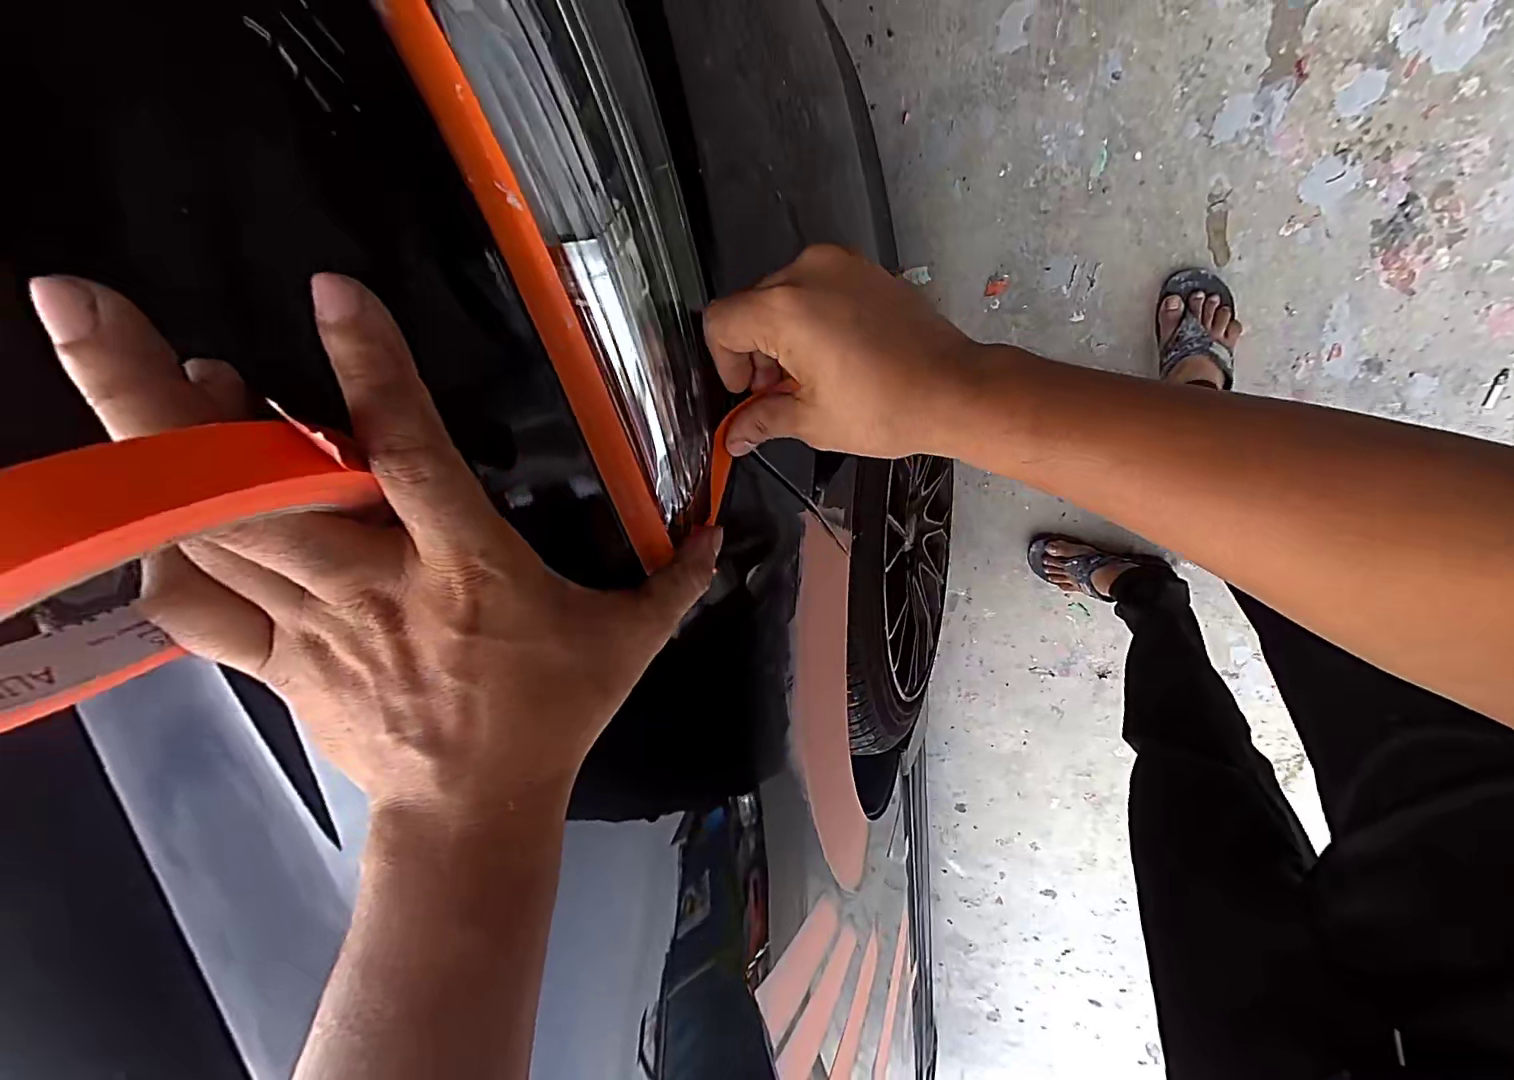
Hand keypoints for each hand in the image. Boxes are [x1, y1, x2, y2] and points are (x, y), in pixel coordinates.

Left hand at [27, 274, 719, 815]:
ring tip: (147, 379)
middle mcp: (373, 583)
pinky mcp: (276, 662)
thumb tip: (717, 535)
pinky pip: (193, 602)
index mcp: (467, 569)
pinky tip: (176, 508)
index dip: (373, 371)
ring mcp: (311, 624)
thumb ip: (676, 580)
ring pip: (200, 530)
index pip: (411, 455)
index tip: (334, 295)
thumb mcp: (634, 639)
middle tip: (90, 304)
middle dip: (150, 392)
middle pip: (243, 486)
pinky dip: (167, 546)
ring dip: (152, 450)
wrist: (477, 804)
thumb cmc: (559, 710)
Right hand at [703, 244, 985, 457]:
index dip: (724, 363)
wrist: (956, 391)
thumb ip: (765, 420)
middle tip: (780, 394)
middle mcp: (810, 272)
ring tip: (812, 379)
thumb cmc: (892, 407)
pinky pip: (823, 289)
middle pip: (754, 307)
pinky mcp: (869, 272)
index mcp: (785, 307)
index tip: (745, 391)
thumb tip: (737, 433)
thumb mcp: (816, 422)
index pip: (720, 323)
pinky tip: (838, 358)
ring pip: (788, 296)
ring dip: (786, 337)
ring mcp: (843, 266)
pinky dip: (816, 319)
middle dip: (758, 353)